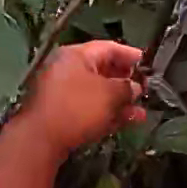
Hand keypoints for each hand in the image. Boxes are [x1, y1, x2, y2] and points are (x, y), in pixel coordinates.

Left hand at [12, 41, 146, 159]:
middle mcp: (64, 70)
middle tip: (143, 89)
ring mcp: (59, 93)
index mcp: (74, 56)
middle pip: (101, 70)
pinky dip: (104, 113)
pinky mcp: (58, 114)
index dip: (130, 55)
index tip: (146, 63)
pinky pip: (86, 108)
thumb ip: (127, 88)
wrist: (40, 140)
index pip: (108, 47)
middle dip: (124, 81)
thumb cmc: (76, 108)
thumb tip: (134, 88)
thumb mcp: (110, 94)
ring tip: (139, 112)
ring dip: (117, 101)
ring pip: (95, 93)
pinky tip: (122, 122)